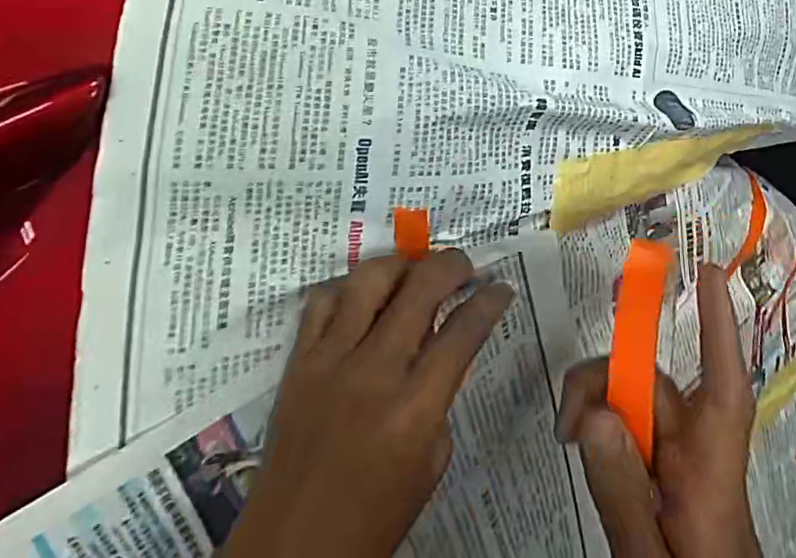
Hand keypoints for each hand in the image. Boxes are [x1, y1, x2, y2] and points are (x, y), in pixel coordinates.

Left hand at [221, 251, 515, 557]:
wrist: (296, 541)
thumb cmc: (373, 515)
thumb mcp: (429, 464)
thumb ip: (438, 400)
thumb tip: (439, 349)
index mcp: (415, 409)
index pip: (462, 333)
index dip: (488, 303)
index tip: (499, 289)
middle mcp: (373, 371)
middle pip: (419, 290)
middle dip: (450, 266)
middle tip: (463, 264)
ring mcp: (330, 358)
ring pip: (368, 280)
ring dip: (399, 265)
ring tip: (414, 269)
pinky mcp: (298, 358)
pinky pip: (321, 300)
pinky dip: (346, 287)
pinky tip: (362, 294)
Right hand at [555, 264, 760, 557]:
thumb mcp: (648, 557)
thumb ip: (622, 492)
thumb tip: (597, 414)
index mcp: (711, 482)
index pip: (723, 393)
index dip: (719, 331)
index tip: (712, 275)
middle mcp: (696, 458)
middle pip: (653, 387)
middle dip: (603, 384)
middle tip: (565, 423)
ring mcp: (675, 464)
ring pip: (630, 399)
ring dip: (592, 406)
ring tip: (566, 437)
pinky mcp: (656, 473)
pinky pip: (623, 425)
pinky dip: (596, 424)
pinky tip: (576, 439)